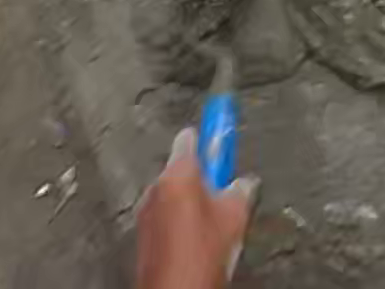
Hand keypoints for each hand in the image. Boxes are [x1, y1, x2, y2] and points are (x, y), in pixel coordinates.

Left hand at [133, 128, 256, 288]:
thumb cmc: (207, 247)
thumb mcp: (237, 212)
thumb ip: (241, 187)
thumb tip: (243, 181)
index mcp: (178, 172)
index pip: (189, 136)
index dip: (207, 140)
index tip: (221, 148)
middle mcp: (156, 186)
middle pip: (181, 167)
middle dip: (200, 176)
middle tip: (221, 193)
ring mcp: (144, 214)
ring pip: (172, 194)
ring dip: (188, 200)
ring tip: (209, 221)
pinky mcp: (141, 239)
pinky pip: (164, 217)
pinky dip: (177, 220)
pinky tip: (194, 239)